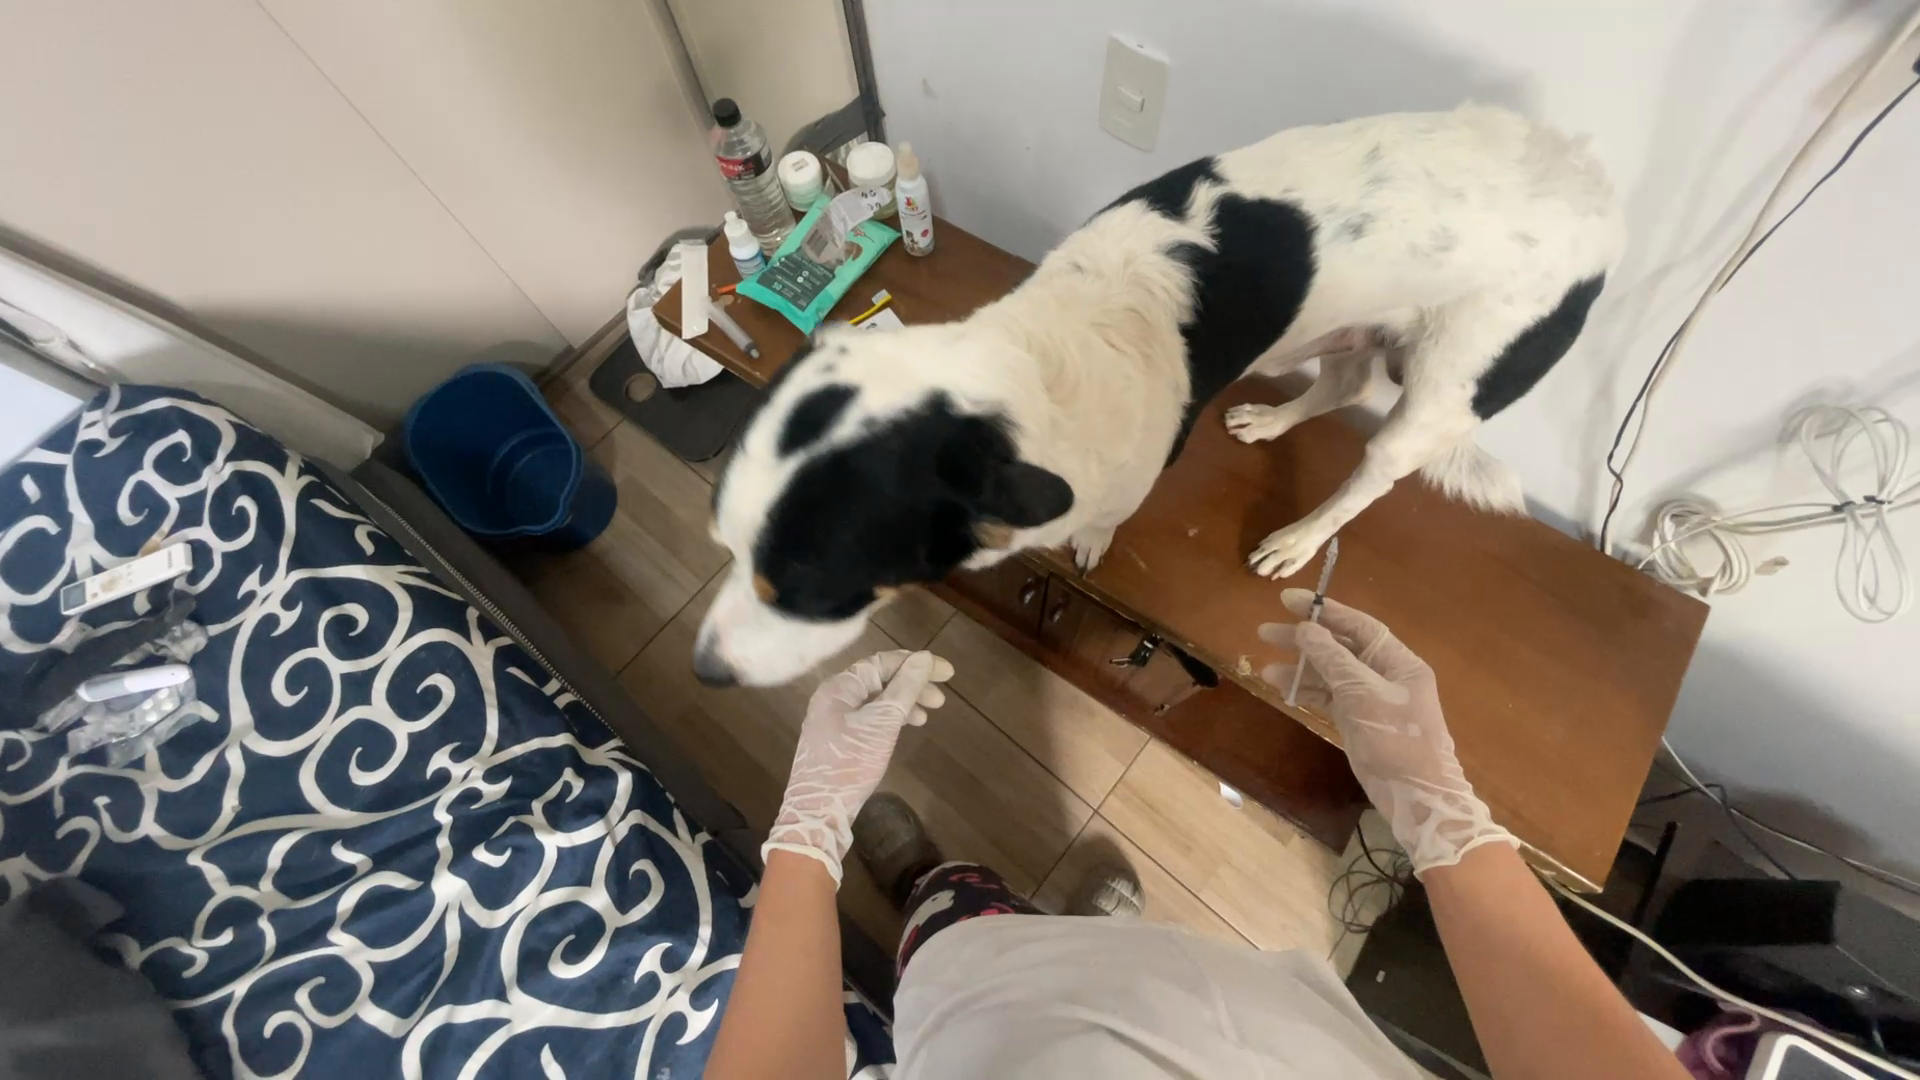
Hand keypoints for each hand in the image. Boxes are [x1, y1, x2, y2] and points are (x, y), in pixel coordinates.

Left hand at [762, 651, 954, 885]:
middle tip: (941, 698)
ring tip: (928, 715)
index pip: (883, 662)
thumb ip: (904, 688)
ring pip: (877, 700)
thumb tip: (924, 658)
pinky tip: (907, 726)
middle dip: (913, 684)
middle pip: (880, 679)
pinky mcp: (840, 740)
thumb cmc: (850, 764)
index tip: (947, 673)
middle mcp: (835, 697)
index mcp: (840, 687)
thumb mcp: (882, 724)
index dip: (917, 663)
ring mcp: (835, 719)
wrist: (818, 813)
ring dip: (905, 702)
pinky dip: (892, 718)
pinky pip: (871, 717)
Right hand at [1259, 590, 1515, 875]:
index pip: (1358, 626)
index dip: (1324, 610)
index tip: (1288, 600)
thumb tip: (1305, 629)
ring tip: (1265, 667)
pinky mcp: (1356, 717)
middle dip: (1303, 639)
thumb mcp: (1362, 694)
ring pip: (1328, 671)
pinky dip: (1305, 690)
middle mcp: (1384, 674)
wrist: (1415, 796)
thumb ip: (1332, 659)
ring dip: (1298, 667)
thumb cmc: (1396, 739)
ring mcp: (1369, 697)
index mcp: (1398, 663)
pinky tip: (1281, 687)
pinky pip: (1326, 694)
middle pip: (1339, 646)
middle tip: (1266, 632)